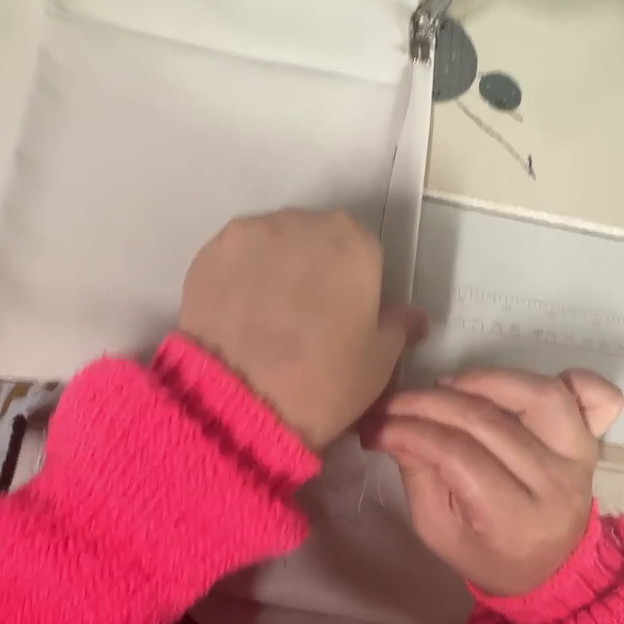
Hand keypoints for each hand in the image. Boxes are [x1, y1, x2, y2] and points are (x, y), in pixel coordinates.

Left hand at [179, 209, 425, 448]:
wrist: (241, 401)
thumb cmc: (325, 381)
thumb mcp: (379, 363)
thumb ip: (399, 327)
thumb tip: (413, 316)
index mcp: (354, 243)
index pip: (362, 254)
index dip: (353, 287)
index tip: (341, 318)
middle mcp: (303, 222)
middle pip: (314, 240)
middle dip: (311, 270)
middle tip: (301, 319)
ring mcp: (251, 233)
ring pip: (271, 246)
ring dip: (273, 270)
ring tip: (264, 318)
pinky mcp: (210, 252)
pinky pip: (234, 259)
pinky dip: (238, 279)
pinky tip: (236, 314)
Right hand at [362, 368, 623, 594]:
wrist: (550, 571)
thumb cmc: (486, 553)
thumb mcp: (438, 530)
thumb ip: (417, 476)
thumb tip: (390, 426)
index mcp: (512, 519)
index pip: (457, 455)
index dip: (410, 431)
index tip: (375, 425)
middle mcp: (554, 484)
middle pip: (488, 422)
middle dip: (429, 403)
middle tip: (394, 402)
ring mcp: (580, 458)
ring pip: (541, 396)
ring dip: (487, 379)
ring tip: (448, 385)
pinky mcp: (592, 440)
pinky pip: (598, 397)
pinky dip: (569, 378)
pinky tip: (522, 385)